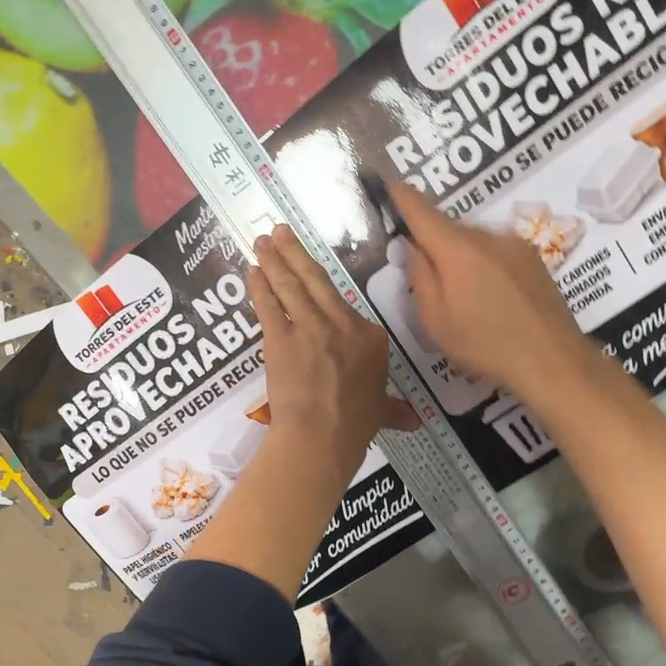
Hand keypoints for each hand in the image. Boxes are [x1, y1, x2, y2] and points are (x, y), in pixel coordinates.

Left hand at [248, 225, 417, 475]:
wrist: (323, 435)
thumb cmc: (355, 425)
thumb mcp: (382, 411)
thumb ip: (394, 409)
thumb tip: (414, 422)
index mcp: (371, 337)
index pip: (346, 307)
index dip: (326, 291)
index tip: (313, 276)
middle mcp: (342, 325)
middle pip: (317, 281)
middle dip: (296, 252)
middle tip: (279, 230)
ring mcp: (311, 329)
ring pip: (291, 286)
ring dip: (274, 260)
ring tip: (262, 241)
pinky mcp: (282, 340)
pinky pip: (269, 306)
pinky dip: (259, 287)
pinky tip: (251, 271)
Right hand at [385, 179, 587, 398]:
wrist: (550, 358)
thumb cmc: (483, 344)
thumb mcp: (435, 319)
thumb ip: (419, 277)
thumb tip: (412, 246)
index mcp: (457, 250)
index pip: (422, 212)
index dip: (403, 197)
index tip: (388, 182)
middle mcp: (488, 236)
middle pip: (449, 229)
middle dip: (432, 242)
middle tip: (422, 276)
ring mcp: (515, 245)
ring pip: (474, 242)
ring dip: (459, 259)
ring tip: (458, 298)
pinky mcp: (533, 260)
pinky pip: (495, 253)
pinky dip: (482, 267)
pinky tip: (486, 299)